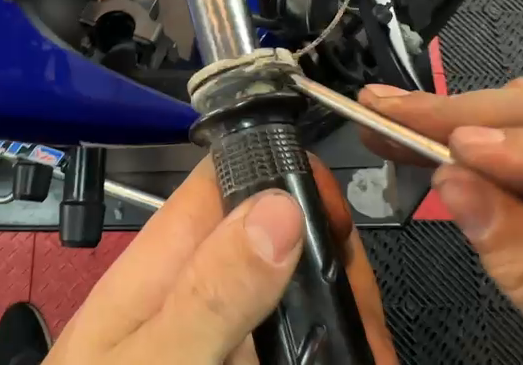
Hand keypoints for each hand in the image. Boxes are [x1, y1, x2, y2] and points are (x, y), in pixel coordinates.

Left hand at [49, 155, 397, 364]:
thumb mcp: (152, 361)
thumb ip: (210, 292)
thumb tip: (279, 204)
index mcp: (165, 260)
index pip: (230, 177)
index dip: (289, 176)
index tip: (340, 218)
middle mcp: (197, 287)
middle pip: (279, 234)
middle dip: (332, 259)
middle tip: (364, 316)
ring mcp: (223, 333)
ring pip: (298, 292)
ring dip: (344, 311)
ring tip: (371, 351)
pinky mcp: (238, 357)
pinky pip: (295, 342)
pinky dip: (332, 347)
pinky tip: (356, 357)